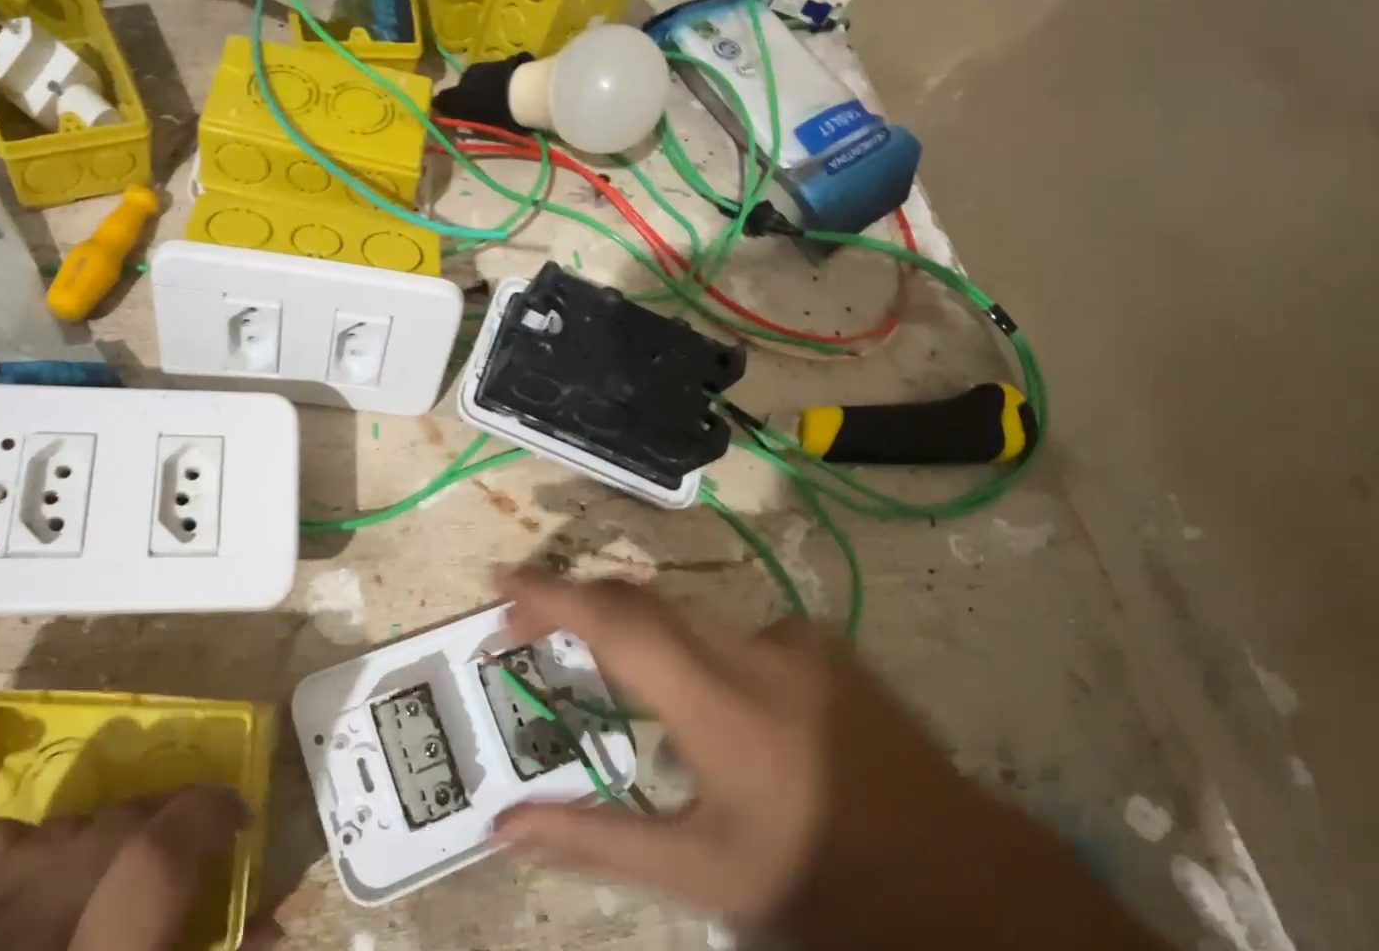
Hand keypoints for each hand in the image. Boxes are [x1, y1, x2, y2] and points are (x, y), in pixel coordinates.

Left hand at [0, 785, 277, 950]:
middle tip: (196, 839)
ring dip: (103, 835)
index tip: (240, 814)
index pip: (154, 863)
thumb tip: (277, 932)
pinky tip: (34, 880)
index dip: (208, 818)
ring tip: (120, 865)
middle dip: (167, 818)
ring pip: (50, 832)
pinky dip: (28, 847)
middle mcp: (16, 932)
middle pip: (108, 834)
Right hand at [491, 570, 1166, 949]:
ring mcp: (796, 642)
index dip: (552, 594)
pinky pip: (729, 629)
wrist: (960, 881)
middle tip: (525, 625)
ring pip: (684, 613)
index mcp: (720, 706)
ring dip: (629, 626)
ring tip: (598, 666)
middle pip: (642, 600)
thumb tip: (502, 826)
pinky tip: (695, 696)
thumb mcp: (698, 872)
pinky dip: (685, 644)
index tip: (500, 578)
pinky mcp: (821, 645)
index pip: (618, 624)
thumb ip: (593, 840)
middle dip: (575, 601)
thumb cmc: (817, 880)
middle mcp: (755, 652)